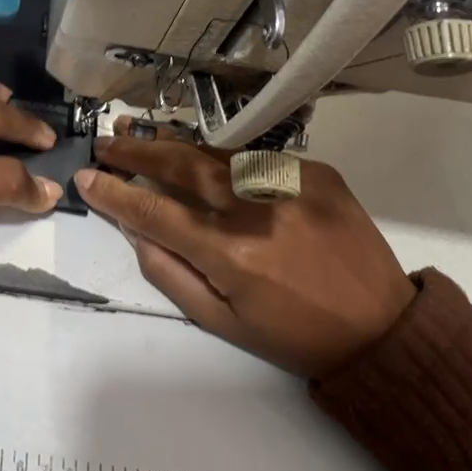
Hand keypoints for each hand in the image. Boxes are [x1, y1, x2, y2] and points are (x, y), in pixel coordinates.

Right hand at [74, 126, 414, 377]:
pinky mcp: (315, 171)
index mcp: (231, 253)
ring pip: (215, 153)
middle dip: (136, 150)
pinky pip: (254, 158)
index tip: (87, 177)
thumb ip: (170, 274)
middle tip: (107, 142)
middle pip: (181, 165)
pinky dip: (223, 159)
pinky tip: (205, 160)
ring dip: (173, 145)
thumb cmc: (295, 336)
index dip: (114, 194)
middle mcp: (257, 208)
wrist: (384, 329)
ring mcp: (289, 182)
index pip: (154, 212)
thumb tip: (134, 230)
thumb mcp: (223, 323)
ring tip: (141, 134)